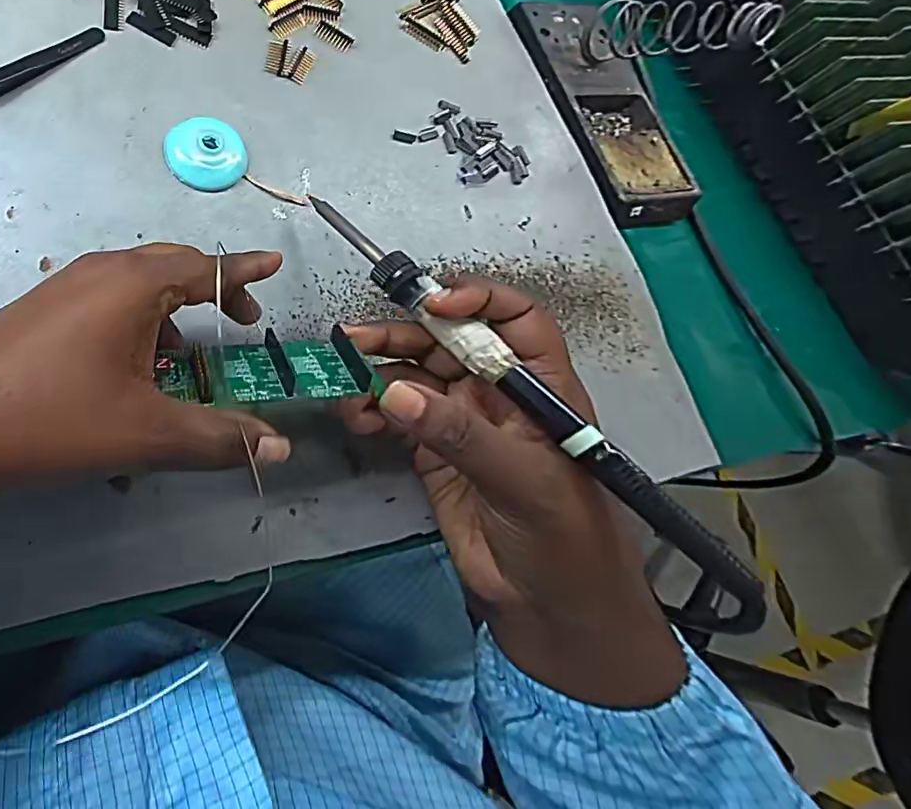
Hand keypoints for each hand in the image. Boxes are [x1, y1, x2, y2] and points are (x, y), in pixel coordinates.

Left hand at [0, 244, 288, 573]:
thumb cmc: (54, 419)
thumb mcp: (146, 433)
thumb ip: (218, 439)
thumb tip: (278, 447)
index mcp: (134, 283)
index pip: (207, 267)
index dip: (245, 271)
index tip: (274, 265)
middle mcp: (100, 272)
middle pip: (171, 269)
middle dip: (210, 293)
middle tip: (239, 324)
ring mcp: (64, 289)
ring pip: (134, 292)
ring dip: (168, 320)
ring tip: (181, 367)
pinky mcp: (40, 311)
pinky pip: (103, 308)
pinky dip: (131, 331)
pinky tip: (126, 381)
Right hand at [336, 278, 685, 706]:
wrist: (549, 610)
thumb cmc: (566, 541)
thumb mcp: (523, 481)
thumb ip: (459, 434)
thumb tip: (396, 392)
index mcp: (539, 385)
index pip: (515, 319)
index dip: (477, 299)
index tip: (433, 305)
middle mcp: (496, 392)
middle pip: (446, 341)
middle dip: (401, 334)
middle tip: (355, 338)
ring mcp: (458, 418)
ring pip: (411, 374)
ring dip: (374, 371)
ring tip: (344, 379)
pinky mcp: (428, 447)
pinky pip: (391, 412)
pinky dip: (368, 408)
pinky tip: (354, 416)